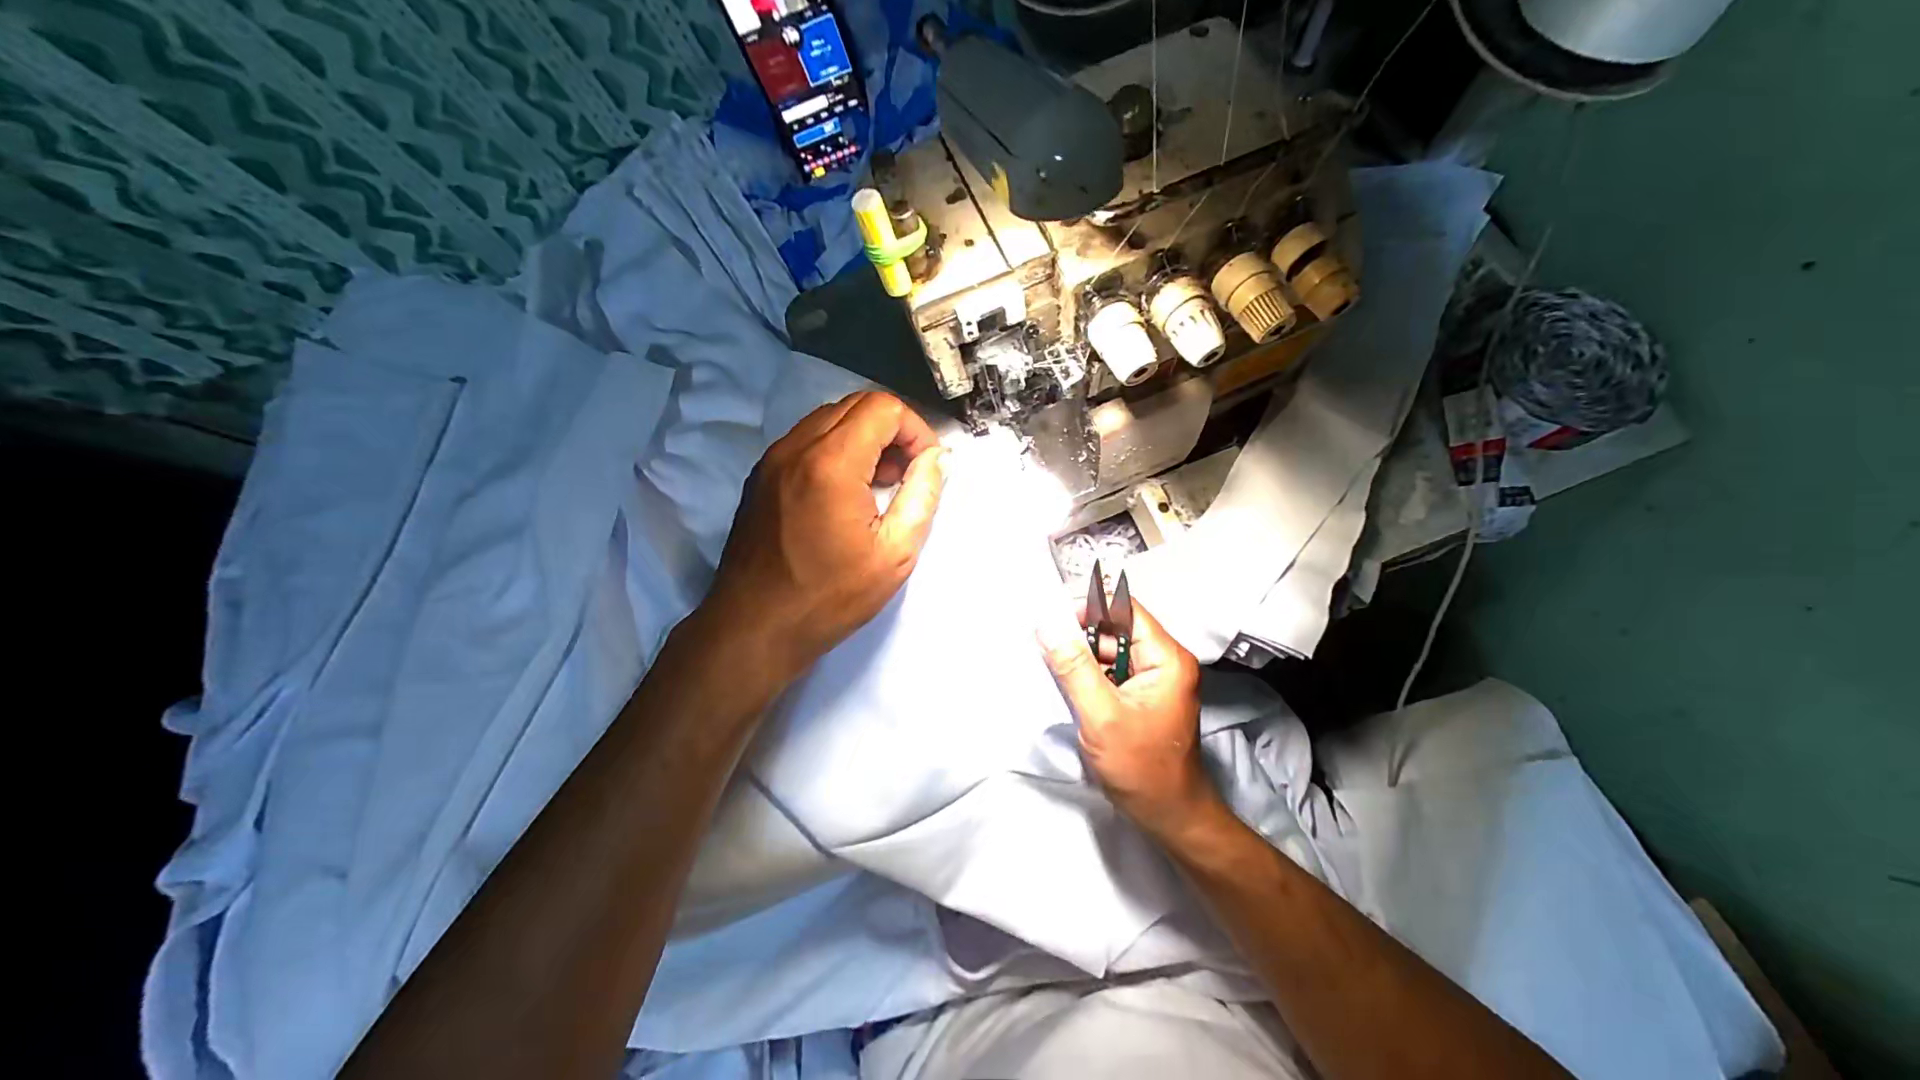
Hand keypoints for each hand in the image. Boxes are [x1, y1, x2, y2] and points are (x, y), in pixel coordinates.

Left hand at [702, 391, 947, 681]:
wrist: (755, 627)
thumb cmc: (830, 597)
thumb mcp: (894, 554)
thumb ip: (922, 495)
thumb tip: (936, 458)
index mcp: (831, 462)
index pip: (884, 407)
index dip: (915, 430)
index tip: (924, 468)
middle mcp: (796, 447)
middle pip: (855, 404)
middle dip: (891, 431)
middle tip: (905, 475)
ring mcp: (772, 459)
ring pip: (829, 419)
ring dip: (862, 438)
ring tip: (876, 485)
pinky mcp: (760, 476)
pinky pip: (805, 440)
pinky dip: (834, 450)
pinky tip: (842, 494)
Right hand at [1039, 595, 1217, 835]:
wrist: (1171, 816)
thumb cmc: (1142, 768)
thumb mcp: (1101, 716)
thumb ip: (1074, 668)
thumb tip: (1048, 625)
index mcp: (1166, 659)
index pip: (1126, 610)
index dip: (1089, 606)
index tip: (1052, 615)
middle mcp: (1165, 662)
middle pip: (1117, 630)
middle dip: (1081, 636)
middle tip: (1046, 645)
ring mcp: (1156, 681)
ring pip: (1112, 652)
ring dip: (1084, 658)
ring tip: (1054, 668)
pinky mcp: (1144, 697)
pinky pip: (1113, 673)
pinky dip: (1091, 676)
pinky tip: (1070, 687)